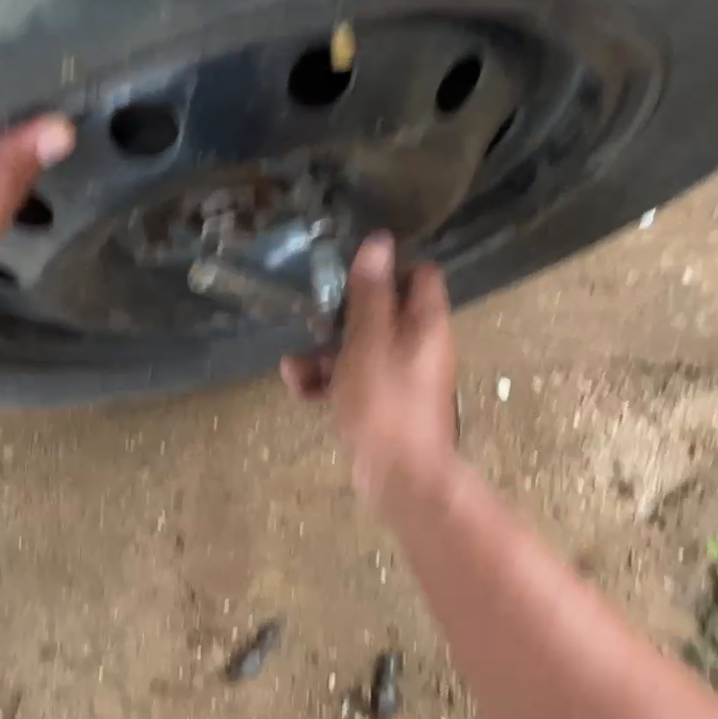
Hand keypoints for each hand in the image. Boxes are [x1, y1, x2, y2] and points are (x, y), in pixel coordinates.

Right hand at [281, 233, 465, 509]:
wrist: (399, 476)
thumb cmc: (385, 402)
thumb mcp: (368, 340)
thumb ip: (370, 293)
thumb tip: (378, 242)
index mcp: (425, 324)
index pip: (418, 275)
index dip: (385, 269)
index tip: (348, 275)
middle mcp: (418, 346)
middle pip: (381, 313)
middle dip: (339, 317)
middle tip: (311, 320)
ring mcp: (401, 378)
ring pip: (359, 350)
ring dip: (322, 354)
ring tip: (291, 368)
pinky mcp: (382, 406)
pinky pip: (352, 382)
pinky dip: (326, 383)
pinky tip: (300, 392)